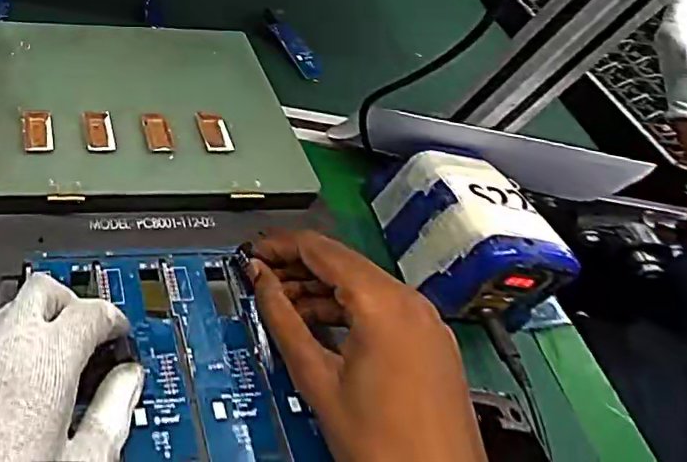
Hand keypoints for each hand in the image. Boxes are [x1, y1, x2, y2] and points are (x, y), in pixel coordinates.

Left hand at [0, 272, 144, 461]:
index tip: (120, 335)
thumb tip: (128, 382)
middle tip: (88, 336)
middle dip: (71, 304)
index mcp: (47, 360)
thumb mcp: (84, 461)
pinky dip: (8, 352)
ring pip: (10, 312)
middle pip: (44, 289)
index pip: (90, 310)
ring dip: (38, 326)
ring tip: (57, 367)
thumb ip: (112, 411)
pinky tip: (20, 391)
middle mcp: (6, 348)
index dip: (113, 319)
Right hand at [246, 231, 484, 461]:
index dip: (280, 245)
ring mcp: (426, 321)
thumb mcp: (318, 379)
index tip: (255, 251)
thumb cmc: (388, 451)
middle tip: (262, 277)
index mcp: (383, 303)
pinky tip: (319, 323)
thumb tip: (261, 281)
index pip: (319, 248)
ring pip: (360, 283)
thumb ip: (283, 319)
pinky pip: (381, 306)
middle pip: (340, 261)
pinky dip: (347, 307)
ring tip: (284, 303)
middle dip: (297, 267)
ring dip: (319, 288)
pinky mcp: (431, 342)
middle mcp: (410, 302)